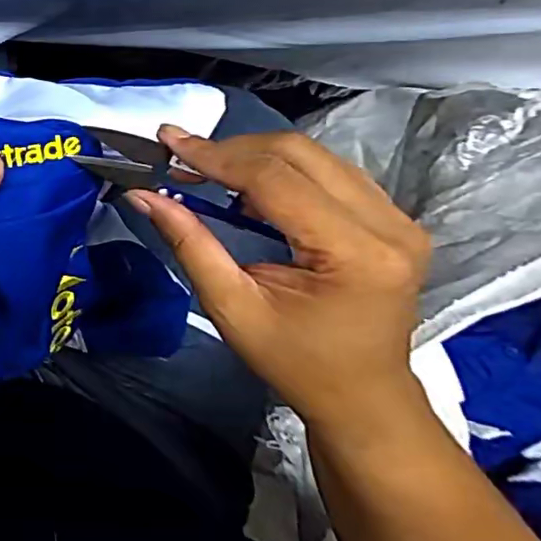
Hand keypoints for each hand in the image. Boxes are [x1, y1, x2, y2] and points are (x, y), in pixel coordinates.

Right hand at [125, 128, 430, 430]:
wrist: (364, 398)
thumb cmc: (297, 361)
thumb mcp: (231, 306)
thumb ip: (189, 242)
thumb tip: (142, 195)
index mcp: (355, 254)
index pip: (275, 179)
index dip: (216, 156)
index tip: (168, 142)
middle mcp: (389, 227)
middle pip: (297, 153)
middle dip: (231, 150)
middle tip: (183, 159)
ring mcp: (398, 220)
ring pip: (312, 155)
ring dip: (253, 155)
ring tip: (208, 171)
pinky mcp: (393, 219)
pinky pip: (327, 170)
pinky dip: (279, 168)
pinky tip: (248, 186)